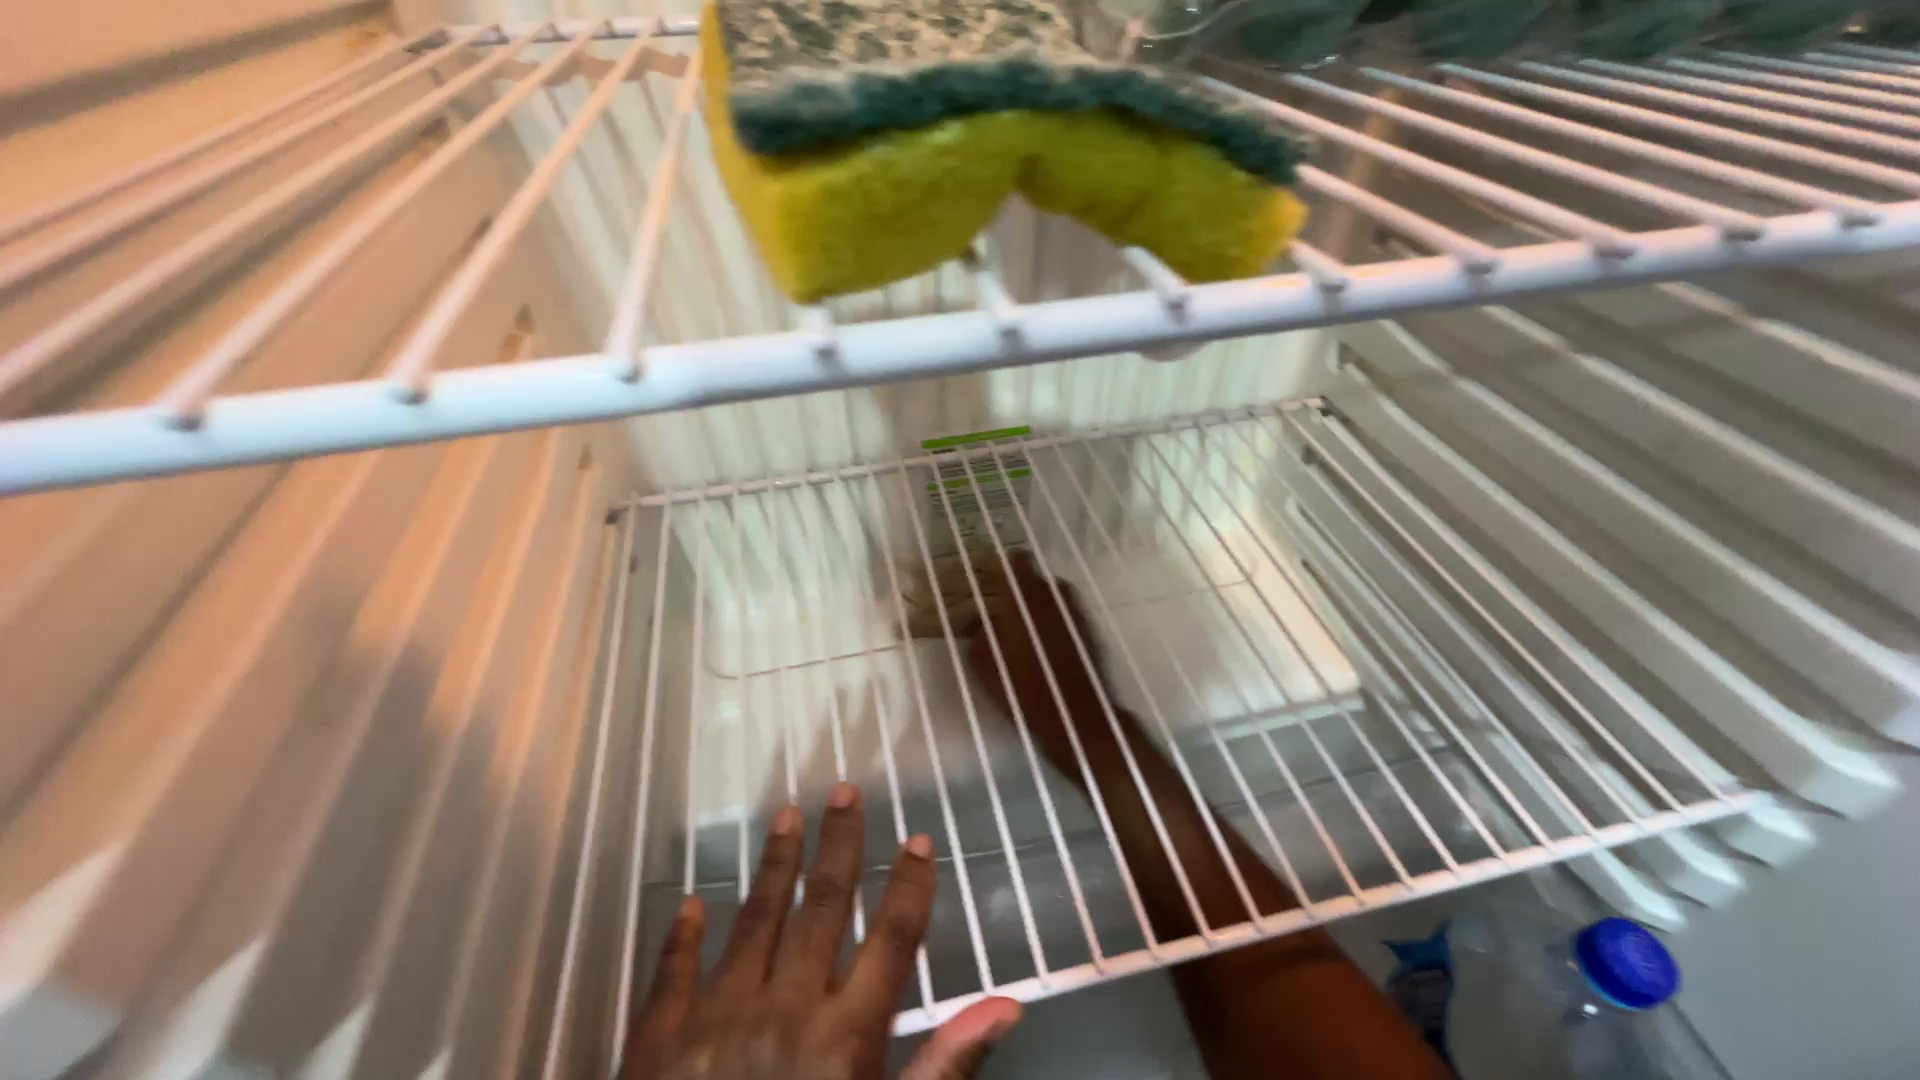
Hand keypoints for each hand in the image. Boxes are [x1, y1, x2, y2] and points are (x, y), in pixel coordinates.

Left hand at [621, 783, 1022, 1079]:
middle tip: (844, 790)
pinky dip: (683, 935)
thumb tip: (1006, 1006)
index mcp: (845, 1034)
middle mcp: (786, 1005)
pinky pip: (673, 971)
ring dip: (773, 867)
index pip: (890, 942)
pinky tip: (691, 901)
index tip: (919, 839)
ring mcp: (719, 1014)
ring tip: (786, 815)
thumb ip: (944, 1066)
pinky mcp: (660, 1037)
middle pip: (821, 909)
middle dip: (838, 847)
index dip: (908, 887)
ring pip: (754, 920)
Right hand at [966, 551, 1110, 770]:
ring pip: (1054, 598)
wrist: (1074, 714)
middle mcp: (1053, 596)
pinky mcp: (1089, 632)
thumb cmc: (1022, 686)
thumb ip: (979, 633)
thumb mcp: (984, 662)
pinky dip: (1055, 624)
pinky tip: (1045, 645)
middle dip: (1023, 590)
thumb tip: (981, 621)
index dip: (1004, 567)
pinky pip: (1066, 617)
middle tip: (1006, 607)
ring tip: (1026, 628)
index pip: (1016, 562)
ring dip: (1041, 607)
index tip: (993, 577)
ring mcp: (1075, 613)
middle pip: (1037, 579)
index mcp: (1024, 597)